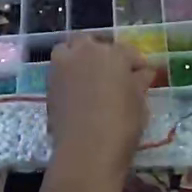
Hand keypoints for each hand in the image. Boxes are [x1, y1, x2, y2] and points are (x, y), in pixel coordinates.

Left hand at [47, 35, 153, 179]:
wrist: (86, 148)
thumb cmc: (121, 124)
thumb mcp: (138, 102)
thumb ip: (139, 82)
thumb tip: (143, 73)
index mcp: (113, 54)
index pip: (128, 52)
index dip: (136, 63)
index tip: (141, 74)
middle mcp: (85, 52)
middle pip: (92, 44)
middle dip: (102, 53)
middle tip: (112, 71)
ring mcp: (63, 65)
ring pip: (68, 50)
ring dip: (77, 57)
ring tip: (89, 76)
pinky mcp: (48, 83)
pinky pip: (58, 70)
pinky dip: (67, 74)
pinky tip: (77, 91)